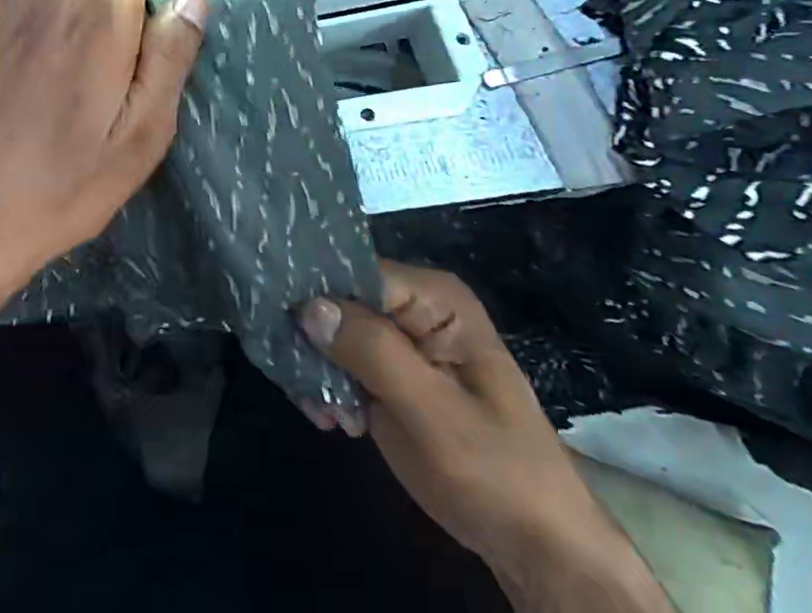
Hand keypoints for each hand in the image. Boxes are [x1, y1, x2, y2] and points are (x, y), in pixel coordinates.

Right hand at [297, 262, 671, 612]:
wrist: (532, 537)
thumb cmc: (494, 469)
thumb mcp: (433, 412)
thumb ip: (374, 352)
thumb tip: (309, 305)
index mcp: (434, 298)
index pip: (357, 273)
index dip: (317, 296)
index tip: (280, 329)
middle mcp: (415, 309)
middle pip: (340, 303)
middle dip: (315, 344)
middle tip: (311, 394)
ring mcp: (403, 343)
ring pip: (334, 336)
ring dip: (320, 374)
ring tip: (329, 418)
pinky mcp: (392, 376)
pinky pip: (343, 366)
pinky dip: (331, 391)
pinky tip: (337, 423)